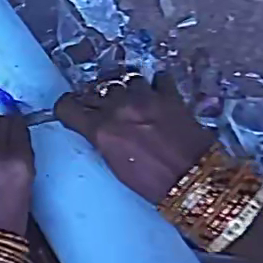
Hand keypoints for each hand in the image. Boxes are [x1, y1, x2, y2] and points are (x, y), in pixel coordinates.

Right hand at [55, 73, 211, 204]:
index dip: (66, 108)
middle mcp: (118, 108)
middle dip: (93, 100)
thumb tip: (98, 128)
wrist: (195, 181)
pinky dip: (155, 85)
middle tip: (99, 109)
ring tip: (129, 100)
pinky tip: (157, 93)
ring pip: (123, 80)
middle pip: (93, 91)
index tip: (70, 111)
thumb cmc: (153, 184)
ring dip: (124, 89)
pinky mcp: (169, 95)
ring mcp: (145, 97)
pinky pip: (158, 79)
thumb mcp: (115, 166)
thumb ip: (103, 140)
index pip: (69, 106)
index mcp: (101, 130)